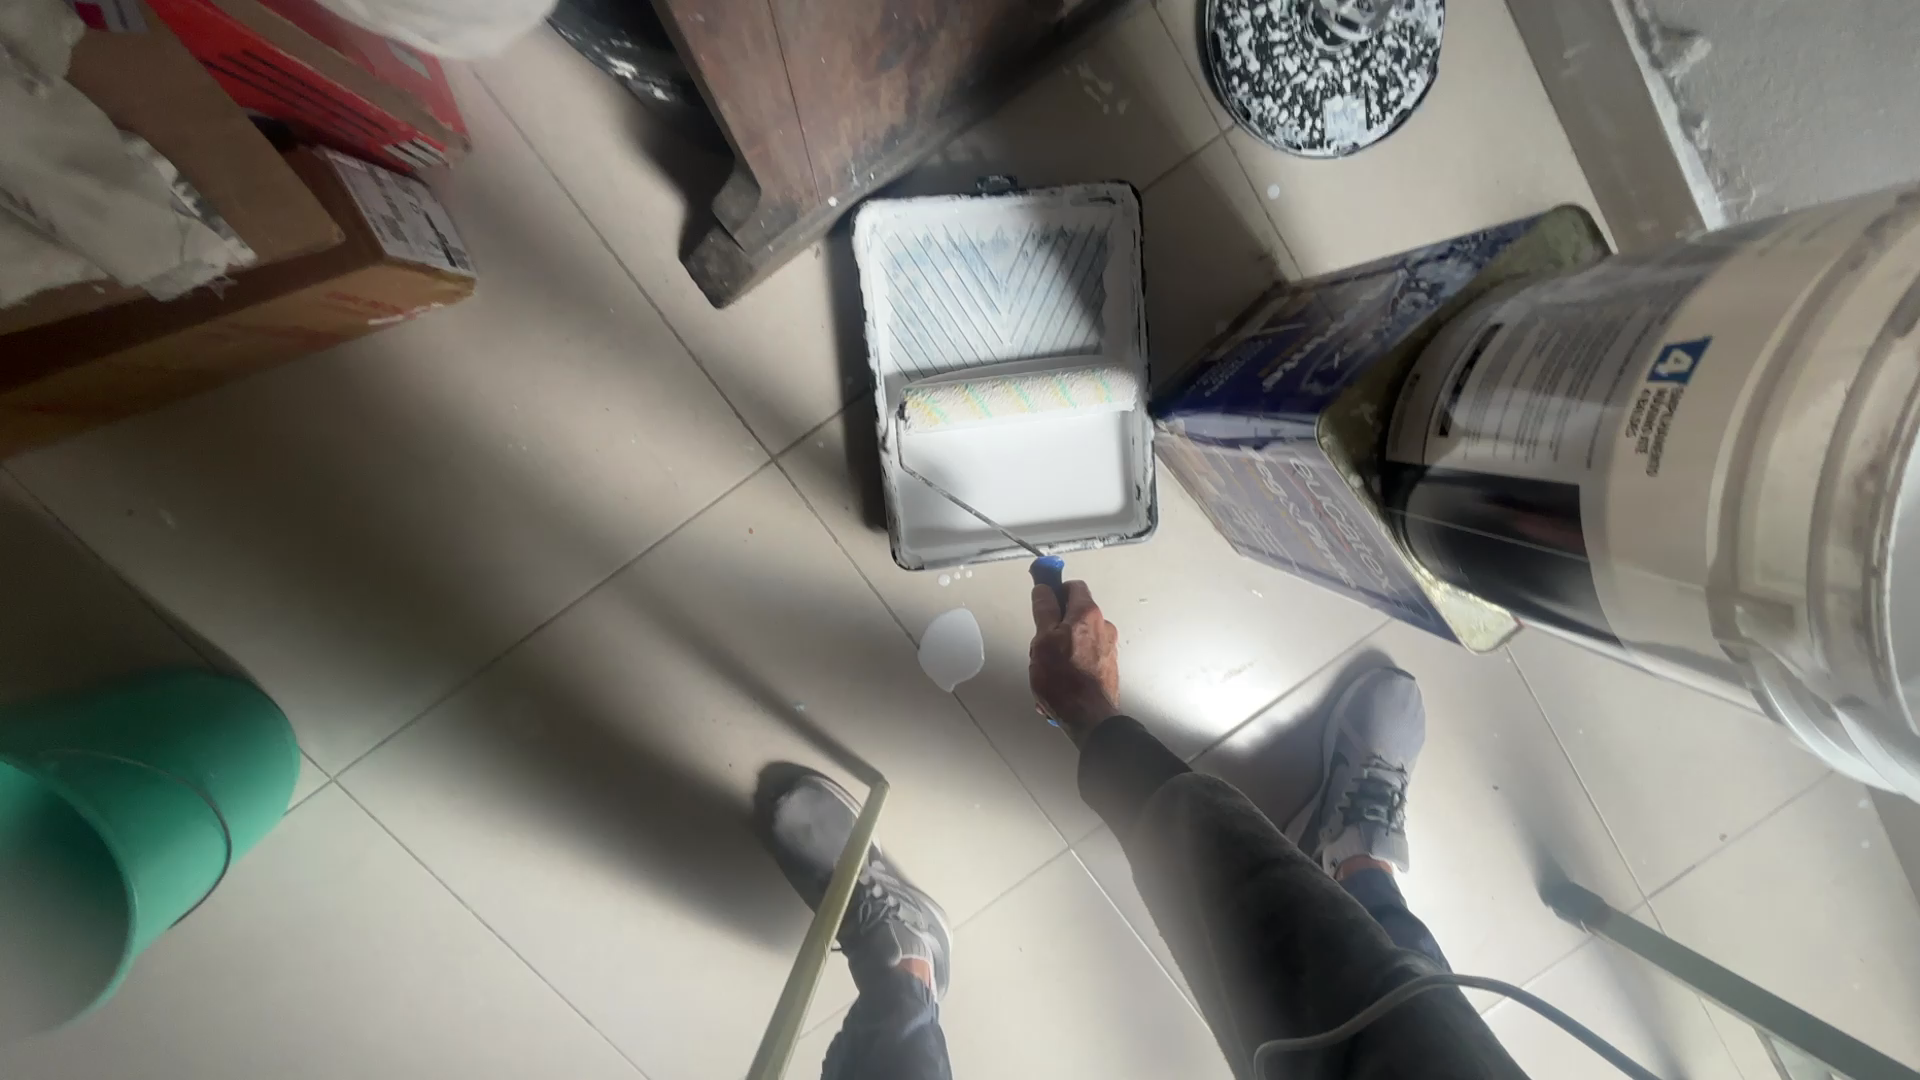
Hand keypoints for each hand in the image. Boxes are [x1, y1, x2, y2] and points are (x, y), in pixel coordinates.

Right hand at [1029, 580, 1119, 743]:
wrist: (1089, 718)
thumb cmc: (1063, 679)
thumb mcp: (1042, 640)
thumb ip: (1044, 610)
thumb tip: (1043, 588)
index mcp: (1087, 614)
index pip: (1073, 586)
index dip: (1056, 590)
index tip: (1043, 601)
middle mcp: (1103, 626)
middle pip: (1074, 614)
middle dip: (1054, 627)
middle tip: (1040, 646)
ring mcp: (1108, 648)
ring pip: (1077, 638)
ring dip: (1061, 649)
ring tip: (1047, 672)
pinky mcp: (1108, 667)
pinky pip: (1084, 658)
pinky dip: (1071, 665)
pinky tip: (1058, 684)